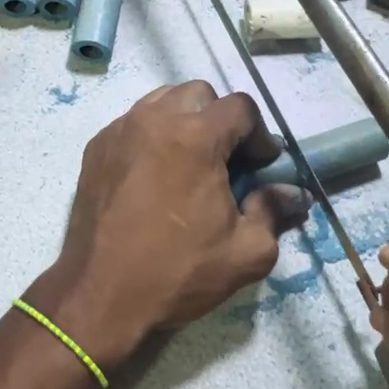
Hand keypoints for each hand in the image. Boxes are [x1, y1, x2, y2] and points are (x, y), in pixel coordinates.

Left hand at [25, 81, 304, 372]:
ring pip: (162, 101)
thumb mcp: (246, 253)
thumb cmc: (177, 272)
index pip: (240, 107)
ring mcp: (120, 130)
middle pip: (199, 95)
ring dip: (184, 121)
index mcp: (194, 138)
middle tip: (226, 162)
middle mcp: (154, 120)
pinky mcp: (96, 147)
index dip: (259, 134)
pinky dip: (152, 135)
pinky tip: (154, 174)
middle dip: (220, 120)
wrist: (100, 294)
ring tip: (190, 163)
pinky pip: (133, 122)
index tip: (261, 167)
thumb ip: (274, 212)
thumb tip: (291, 193)